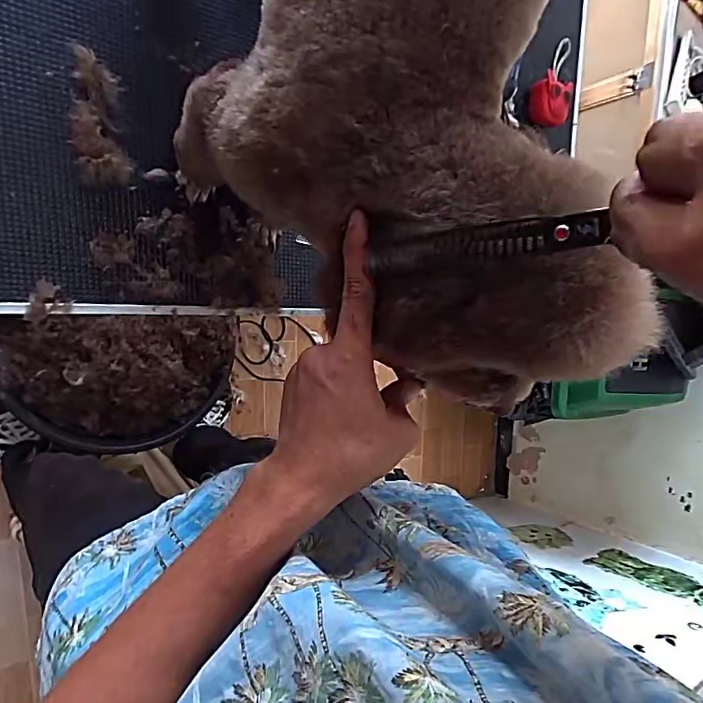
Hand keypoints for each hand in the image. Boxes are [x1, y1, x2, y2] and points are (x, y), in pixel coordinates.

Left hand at [262, 212, 422, 509]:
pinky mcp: (295, 384)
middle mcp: (322, 354)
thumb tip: (406, 383)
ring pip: (341, 359)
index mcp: (350, 358)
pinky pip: (326, 373)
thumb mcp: (398, 430)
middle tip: (382, 388)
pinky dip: (342, 387)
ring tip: (363, 417)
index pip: (357, 297)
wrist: (301, 480)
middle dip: (373, 354)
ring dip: (358, 377)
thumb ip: (405, 398)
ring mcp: (304, 368)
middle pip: (354, 335)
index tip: (356, 222)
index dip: (357, 256)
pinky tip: (347, 418)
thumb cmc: (352, 455)